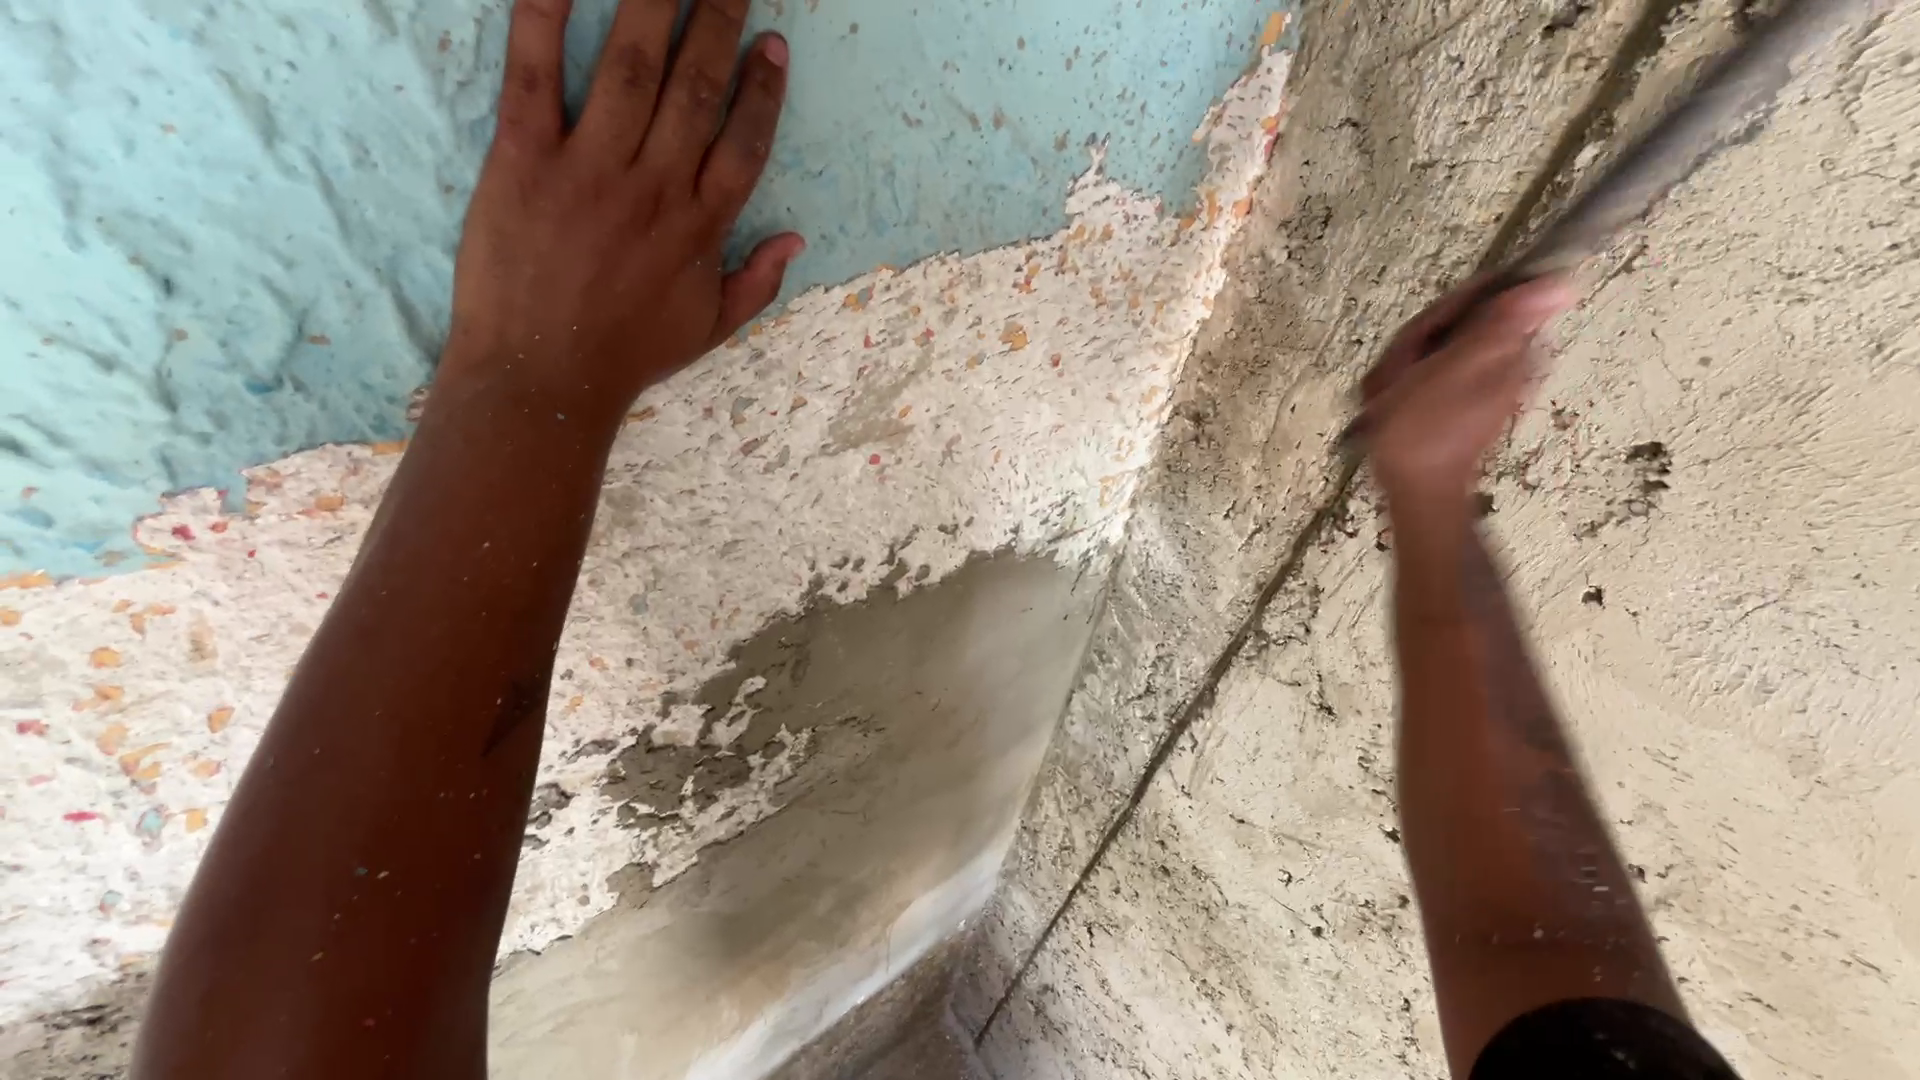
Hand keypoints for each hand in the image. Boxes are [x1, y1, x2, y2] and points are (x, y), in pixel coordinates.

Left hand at [437, 0, 804, 430]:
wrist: (544, 377)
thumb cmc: (629, 353)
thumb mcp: (710, 330)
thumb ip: (757, 283)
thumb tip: (797, 241)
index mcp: (699, 228)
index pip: (743, 143)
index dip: (762, 91)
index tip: (773, 46)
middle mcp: (653, 188)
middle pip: (696, 89)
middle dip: (717, 21)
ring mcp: (588, 170)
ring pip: (629, 69)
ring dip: (653, 5)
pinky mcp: (523, 161)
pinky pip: (533, 75)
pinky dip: (543, 17)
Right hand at [1359, 276, 1573, 518]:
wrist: (1416, 489)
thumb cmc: (1425, 431)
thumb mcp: (1455, 369)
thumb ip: (1500, 324)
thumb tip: (1562, 284)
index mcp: (1509, 349)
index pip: (1480, 299)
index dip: (1440, 315)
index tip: (1417, 345)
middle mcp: (1504, 361)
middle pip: (1455, 325)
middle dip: (1416, 347)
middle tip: (1399, 378)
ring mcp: (1483, 383)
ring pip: (1436, 351)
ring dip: (1405, 370)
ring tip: (1392, 397)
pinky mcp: (1461, 402)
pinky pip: (1430, 375)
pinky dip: (1407, 387)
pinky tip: (1396, 407)